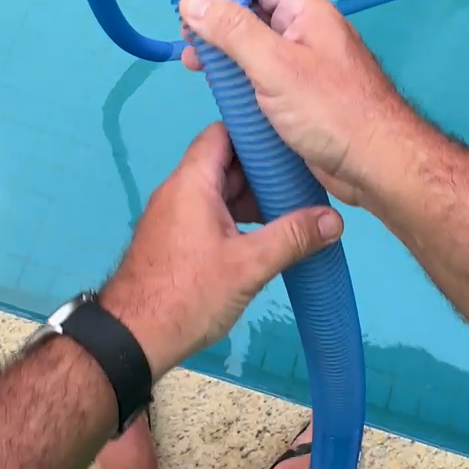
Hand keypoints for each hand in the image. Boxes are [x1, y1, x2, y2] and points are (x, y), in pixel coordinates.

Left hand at [101, 123, 343, 376]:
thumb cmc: (189, 292)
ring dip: (253, 195)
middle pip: (225, 161)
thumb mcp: (248, 265)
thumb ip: (292, 237)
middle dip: (264, 167)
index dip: (256, 130)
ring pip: (220, 189)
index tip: (292, 138)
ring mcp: (176, 214)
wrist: (133, 337)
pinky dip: (239, 215)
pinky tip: (267, 233)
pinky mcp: (177, 237)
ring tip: (294, 205)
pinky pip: (212, 211)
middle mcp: (181, 189)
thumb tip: (336, 220)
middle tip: (305, 175)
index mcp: (193, 181)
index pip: (223, 132)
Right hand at [178, 0, 427, 208]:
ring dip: (227, 53)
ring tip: (195, 67)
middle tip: (188, 40)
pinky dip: (242, 81)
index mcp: (307, 13)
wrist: (378, 166)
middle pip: (257, 12)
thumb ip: (233, 30)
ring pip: (259, 48)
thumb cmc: (329, 110)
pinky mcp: (303, 99)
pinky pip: (266, 79)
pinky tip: (223, 94)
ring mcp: (307, 68)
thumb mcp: (275, 64)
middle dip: (219, 21)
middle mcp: (308, 34)